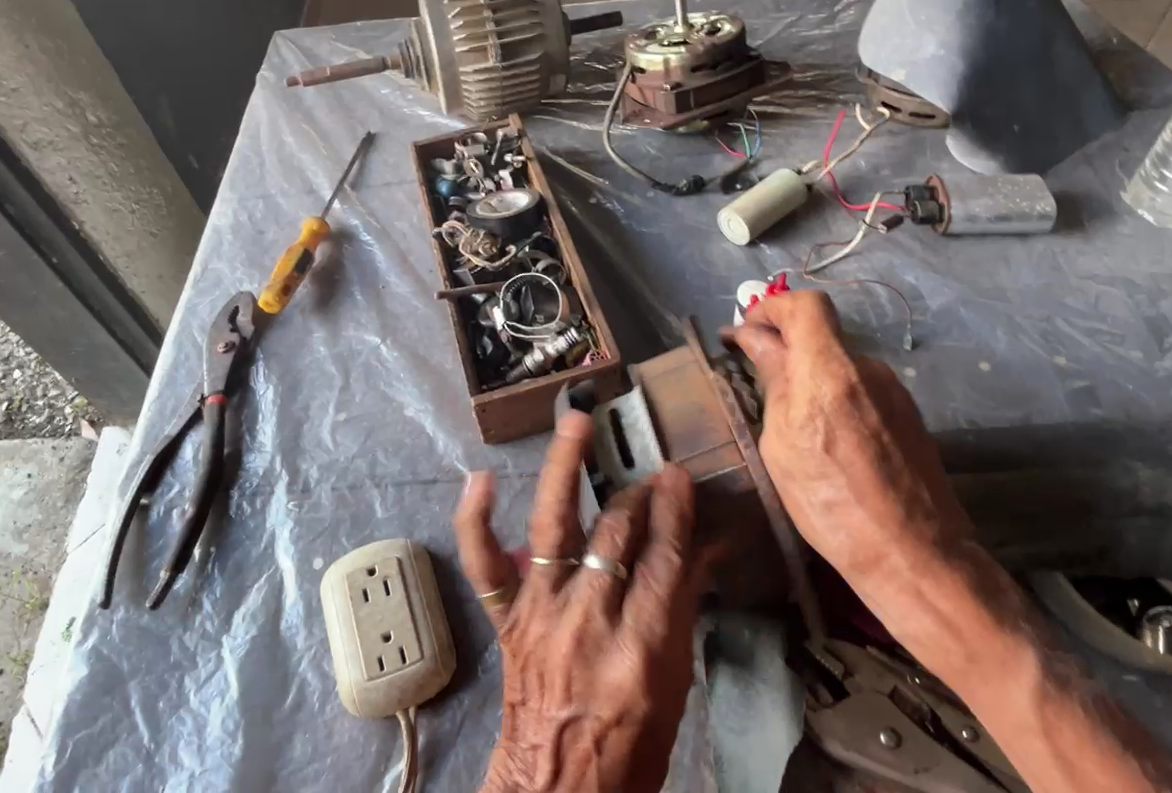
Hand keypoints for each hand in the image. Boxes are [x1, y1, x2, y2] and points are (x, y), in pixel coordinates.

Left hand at [455, 413, 701, 792]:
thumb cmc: (629, 749)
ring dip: (565, 468)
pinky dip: (475, 521)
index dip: (675, 510)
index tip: (680, 474)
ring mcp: (539, 617)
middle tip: (650, 474)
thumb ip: (679, 611)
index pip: (663, 560)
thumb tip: (695, 546)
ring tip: (576, 422)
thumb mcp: (674, 688)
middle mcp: (586, 623)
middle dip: (637, 496)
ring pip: (555, 526)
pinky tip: (478, 479)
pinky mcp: (507, 622)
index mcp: (639, 649)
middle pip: (614, 536)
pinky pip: (485, 565)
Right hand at [725, 290, 974, 596]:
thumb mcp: (781, 444)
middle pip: (821, 333)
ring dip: (810, 374)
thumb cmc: (830, 504)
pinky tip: (826, 439)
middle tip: (757, 376)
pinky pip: (859, 387)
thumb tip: (756, 341)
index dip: (772, 308)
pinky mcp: (907, 412)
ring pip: (839, 362)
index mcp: (829, 371)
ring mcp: (892, 389)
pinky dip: (834, 395)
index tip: (747, 330)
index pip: (804, 305)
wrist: (913, 554)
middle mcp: (866, 368)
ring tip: (790, 419)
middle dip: (785, 345)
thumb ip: (773, 383)